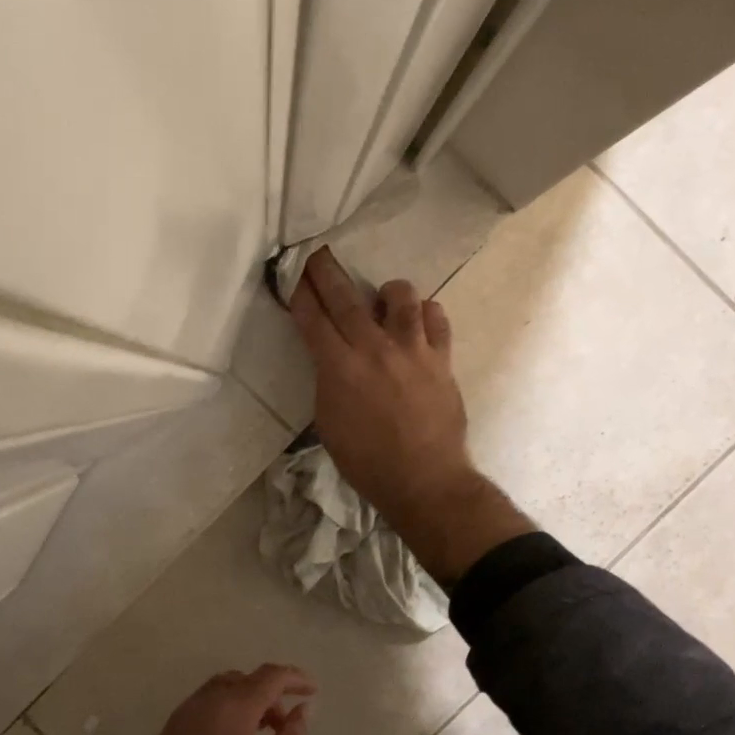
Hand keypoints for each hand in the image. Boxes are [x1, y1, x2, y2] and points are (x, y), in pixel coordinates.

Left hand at [124, 664, 315, 734]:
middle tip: (285, 725)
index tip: (314, 690)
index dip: (295, 678)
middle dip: (271, 692)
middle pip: (245, 678)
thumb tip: (303, 711)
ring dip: (247, 699)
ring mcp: (183, 712)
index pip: (270, 676)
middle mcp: (206, 700)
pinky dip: (226, 708)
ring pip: (223, 687)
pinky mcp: (170, 728)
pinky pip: (205, 703)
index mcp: (232, 709)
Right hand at [290, 247, 533, 583]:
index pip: (313, 318)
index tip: (293, 274)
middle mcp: (374, 349)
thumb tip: (333, 359)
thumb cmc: (367, 461)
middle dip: (327, 272)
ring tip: (383, 300)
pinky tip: (419, 323)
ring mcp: (412, 350)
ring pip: (401, 296)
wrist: (424, 480)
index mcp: (339, 368)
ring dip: (387, 292)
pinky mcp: (441, 359)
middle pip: (346, 298)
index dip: (300, 293)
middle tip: (318, 253)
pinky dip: (426, 314)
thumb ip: (329, 382)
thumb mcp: (329, 423)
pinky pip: (437, 319)